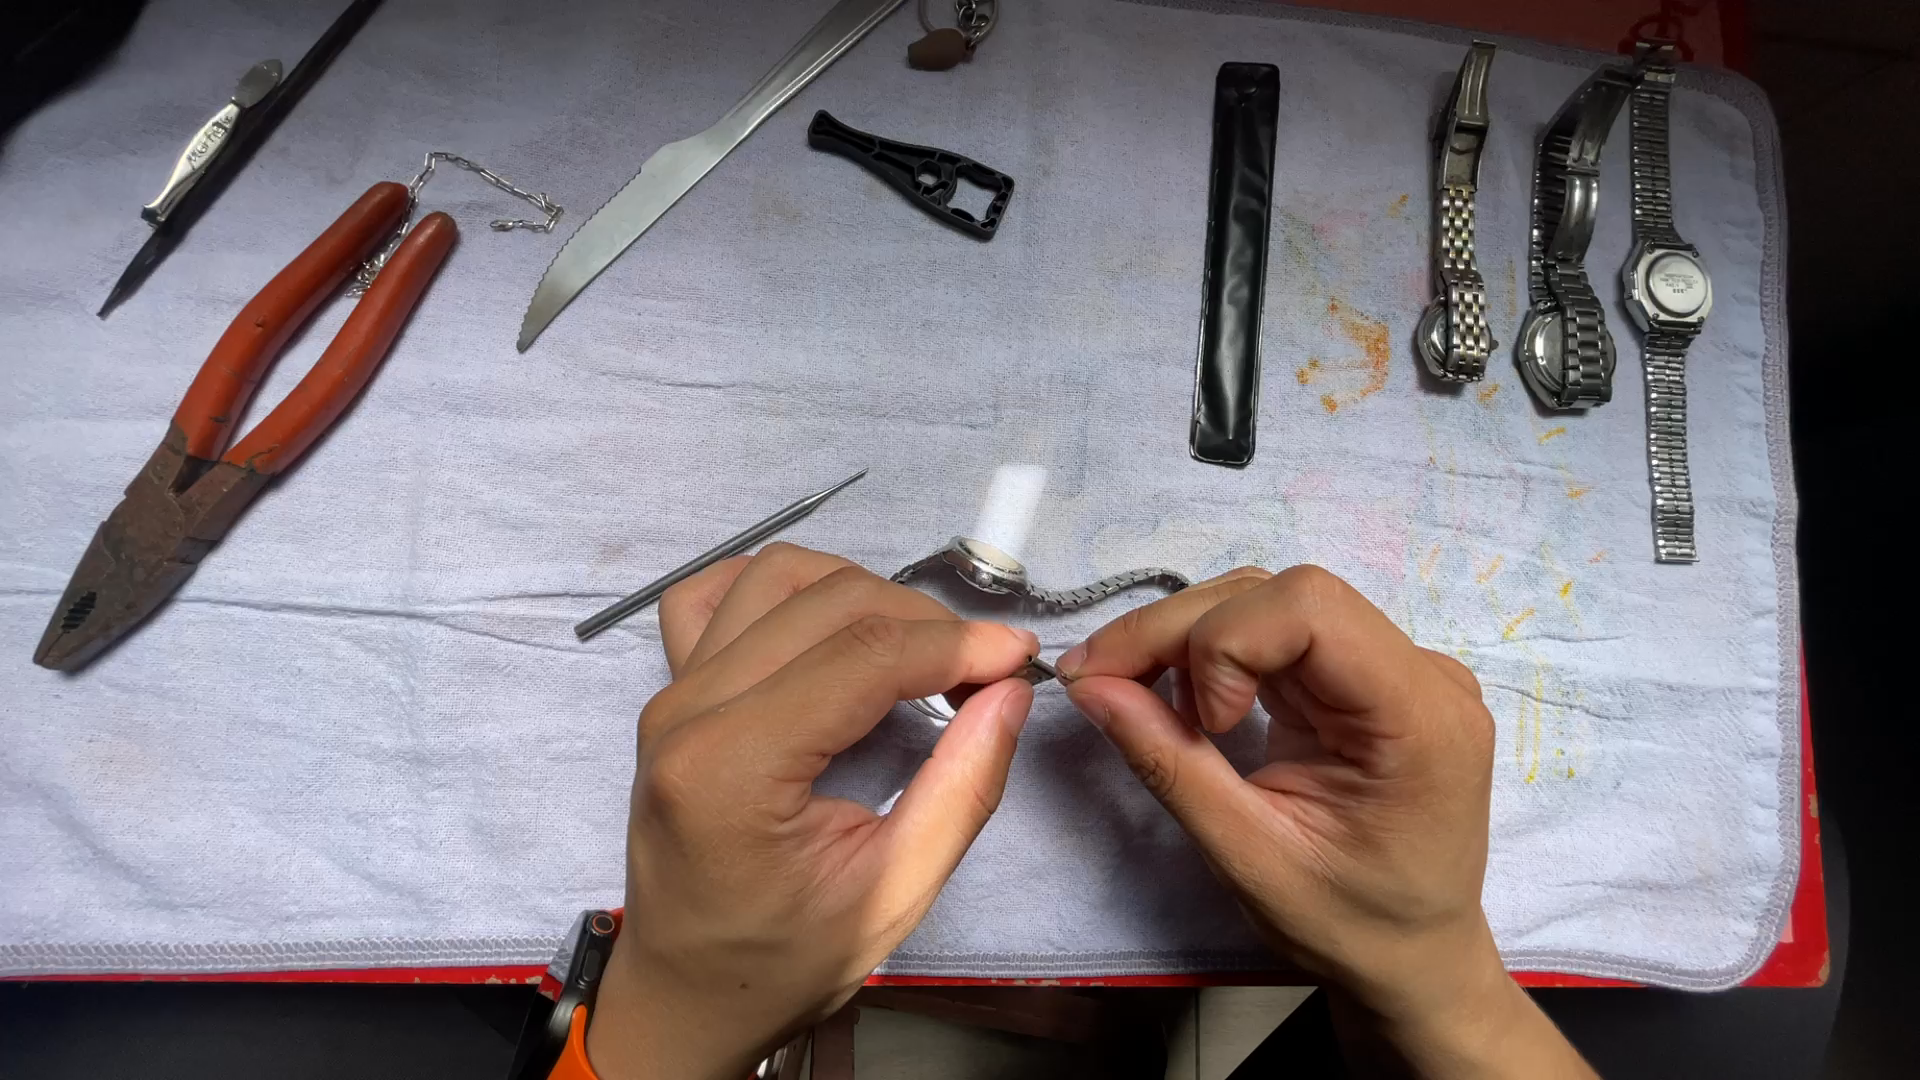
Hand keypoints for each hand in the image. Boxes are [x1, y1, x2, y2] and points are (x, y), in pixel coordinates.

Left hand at [585, 544, 1038, 1079]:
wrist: (684, 989)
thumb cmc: (783, 957)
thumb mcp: (895, 894)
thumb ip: (962, 787)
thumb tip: (1009, 689)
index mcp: (734, 767)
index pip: (865, 657)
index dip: (956, 644)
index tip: (1018, 656)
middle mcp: (690, 707)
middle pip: (831, 602)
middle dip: (925, 620)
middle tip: (980, 665)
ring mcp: (672, 687)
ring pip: (780, 575)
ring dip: (862, 590)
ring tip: (912, 644)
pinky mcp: (670, 684)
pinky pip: (713, 592)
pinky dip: (778, 585)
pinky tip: (820, 617)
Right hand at [1058, 565, 1593, 1078]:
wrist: (1409, 953)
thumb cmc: (1347, 924)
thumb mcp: (1247, 857)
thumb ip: (1166, 762)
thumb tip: (1086, 684)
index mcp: (1417, 716)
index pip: (1309, 608)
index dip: (1225, 642)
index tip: (1201, 722)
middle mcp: (1412, 669)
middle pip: (1271, 593)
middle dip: (1173, 629)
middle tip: (1097, 677)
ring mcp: (1384, 663)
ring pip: (1257, 598)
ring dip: (1178, 635)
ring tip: (1133, 689)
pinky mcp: (1348, 670)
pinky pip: (1262, 628)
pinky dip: (1201, 651)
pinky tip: (1178, 695)